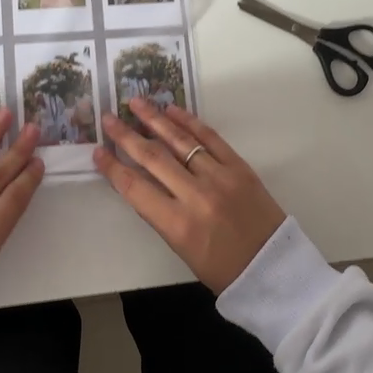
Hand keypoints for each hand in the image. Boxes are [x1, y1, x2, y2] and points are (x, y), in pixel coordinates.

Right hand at [94, 99, 284, 292]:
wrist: (274, 270)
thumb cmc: (223, 270)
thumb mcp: (182, 248)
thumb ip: (161, 213)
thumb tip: (140, 179)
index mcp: (178, 225)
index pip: (135, 188)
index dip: (113, 167)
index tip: (97, 150)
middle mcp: (196, 196)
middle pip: (153, 157)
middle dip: (126, 136)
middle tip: (108, 118)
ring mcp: (219, 178)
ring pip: (180, 141)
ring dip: (155, 119)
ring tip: (136, 103)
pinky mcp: (239, 167)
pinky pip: (210, 139)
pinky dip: (190, 123)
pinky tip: (173, 110)